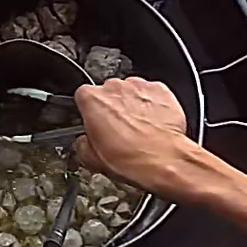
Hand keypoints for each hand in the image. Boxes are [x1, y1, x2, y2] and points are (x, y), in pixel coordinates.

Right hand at [72, 77, 193, 193]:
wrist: (165, 160)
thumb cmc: (130, 157)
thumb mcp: (91, 159)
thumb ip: (81, 144)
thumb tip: (84, 143)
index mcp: (91, 99)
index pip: (83, 96)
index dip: (89, 111)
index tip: (95, 122)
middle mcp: (114, 87)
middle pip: (108, 92)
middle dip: (112, 107)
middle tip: (118, 130)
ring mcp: (138, 86)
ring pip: (130, 91)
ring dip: (132, 105)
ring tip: (138, 128)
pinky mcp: (160, 90)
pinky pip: (152, 93)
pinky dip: (152, 104)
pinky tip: (153, 122)